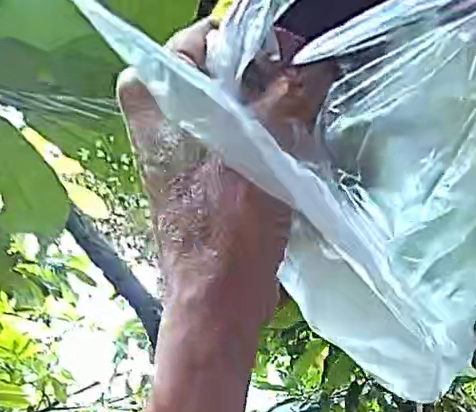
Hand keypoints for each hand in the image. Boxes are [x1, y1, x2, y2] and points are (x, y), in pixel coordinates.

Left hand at [120, 20, 327, 411]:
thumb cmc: (228, 240)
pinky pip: (243, 143)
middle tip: (309, 112)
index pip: (214, 36)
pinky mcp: (206, 180)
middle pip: (228, 74)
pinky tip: (292, 166)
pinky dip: (270, 148)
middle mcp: (161, 113)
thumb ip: (286, 101)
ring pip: (239, 109)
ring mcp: (183, 148)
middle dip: (274, 87)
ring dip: (277, 120)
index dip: (263, 49)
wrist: (216, 312)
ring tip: (305, 141)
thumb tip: (320, 67)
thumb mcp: (260, 160)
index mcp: (155, 94)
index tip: (302, 72)